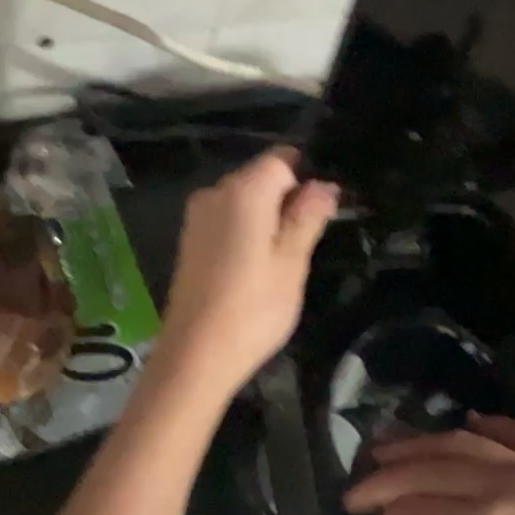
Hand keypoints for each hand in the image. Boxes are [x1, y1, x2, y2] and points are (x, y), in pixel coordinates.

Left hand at [158, 148, 337, 393]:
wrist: (195, 355)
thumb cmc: (253, 309)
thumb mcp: (291, 263)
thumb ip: (308, 217)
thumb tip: (325, 185)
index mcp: (244, 190)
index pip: (282, 159)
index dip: (307, 179)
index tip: (322, 214)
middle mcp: (215, 192)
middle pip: (260, 178)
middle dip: (286, 200)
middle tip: (305, 245)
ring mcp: (197, 217)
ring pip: (243, 201)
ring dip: (266, 220)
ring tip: (280, 263)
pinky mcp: (189, 242)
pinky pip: (226, 222)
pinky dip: (244, 234)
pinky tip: (253, 270)